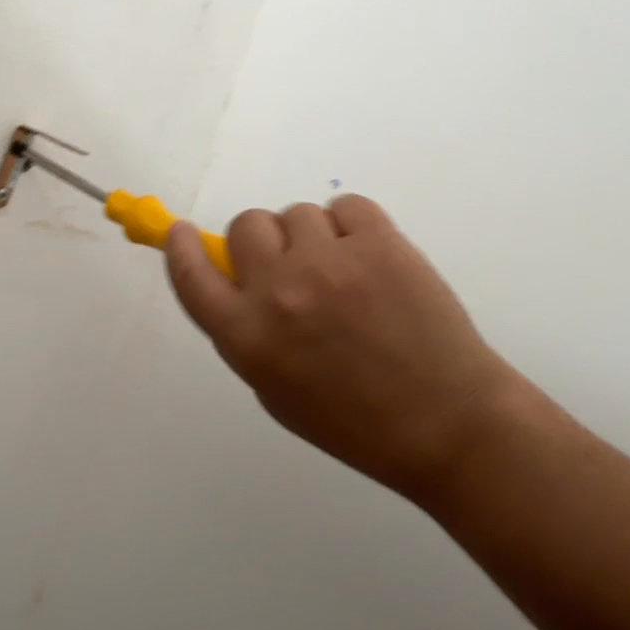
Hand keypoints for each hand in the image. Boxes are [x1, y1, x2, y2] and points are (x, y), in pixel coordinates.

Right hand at [164, 196, 524, 496]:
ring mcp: (328, 262)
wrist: (449, 425)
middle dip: (264, 241)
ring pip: (297, 212)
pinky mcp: (378, 242)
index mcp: (246, 336)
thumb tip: (241, 280)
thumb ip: (247, 332)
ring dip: (313, 236)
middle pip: (246, 224)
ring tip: (346, 273)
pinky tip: (372, 258)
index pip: (190, 274)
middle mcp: (277, 291)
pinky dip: (353, 225)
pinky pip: (346, 204)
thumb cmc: (355, 421)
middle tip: (295, 266)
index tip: (181, 232)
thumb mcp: (276, 391)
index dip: (181, 247)